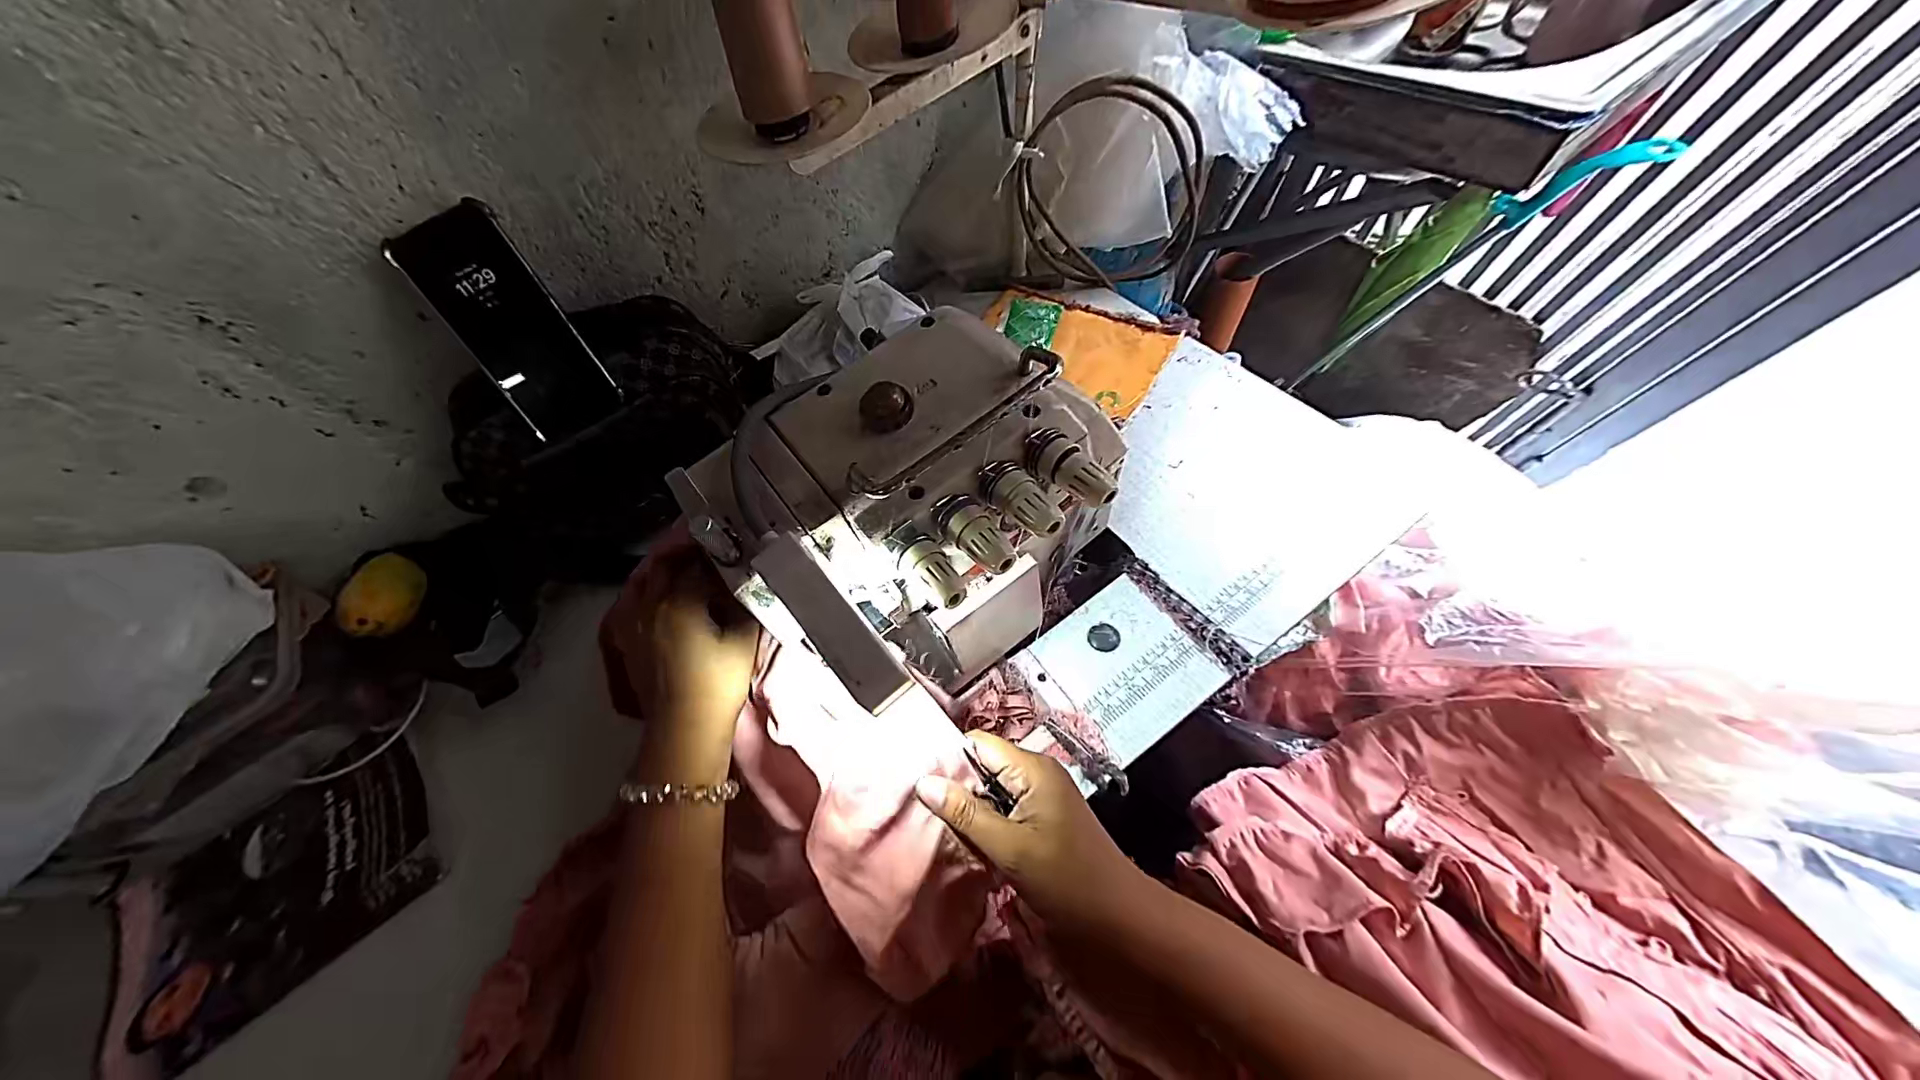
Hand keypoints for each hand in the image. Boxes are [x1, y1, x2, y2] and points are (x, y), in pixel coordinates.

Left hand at [620, 547, 759, 782]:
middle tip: (710, 554)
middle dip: (687, 556)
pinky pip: (631, 605)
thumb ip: (746, 605)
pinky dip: (647, 594)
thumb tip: (748, 585)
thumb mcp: (744, 641)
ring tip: (683, 573)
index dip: (718, 555)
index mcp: (679, 601)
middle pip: (665, 566)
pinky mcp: (627, 642)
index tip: (734, 551)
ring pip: (643, 582)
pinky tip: (660, 601)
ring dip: (664, 572)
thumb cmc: (718, 684)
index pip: (699, 564)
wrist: (685, 729)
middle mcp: (650, 605)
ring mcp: (633, 624)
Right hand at [914, 731, 1150, 934]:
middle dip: (956, 786)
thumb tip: (924, 782)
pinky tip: (970, 840)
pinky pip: (1005, 806)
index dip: (949, 759)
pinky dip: (987, 821)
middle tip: (924, 811)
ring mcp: (1042, 793)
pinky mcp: (1043, 815)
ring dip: (970, 807)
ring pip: (992, 787)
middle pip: (983, 764)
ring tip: (940, 827)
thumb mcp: (1010, 848)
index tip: (920, 784)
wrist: (1119, 917)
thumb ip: (966, 814)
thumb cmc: (1066, 880)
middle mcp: (1037, 772)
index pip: (978, 743)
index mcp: (1032, 768)